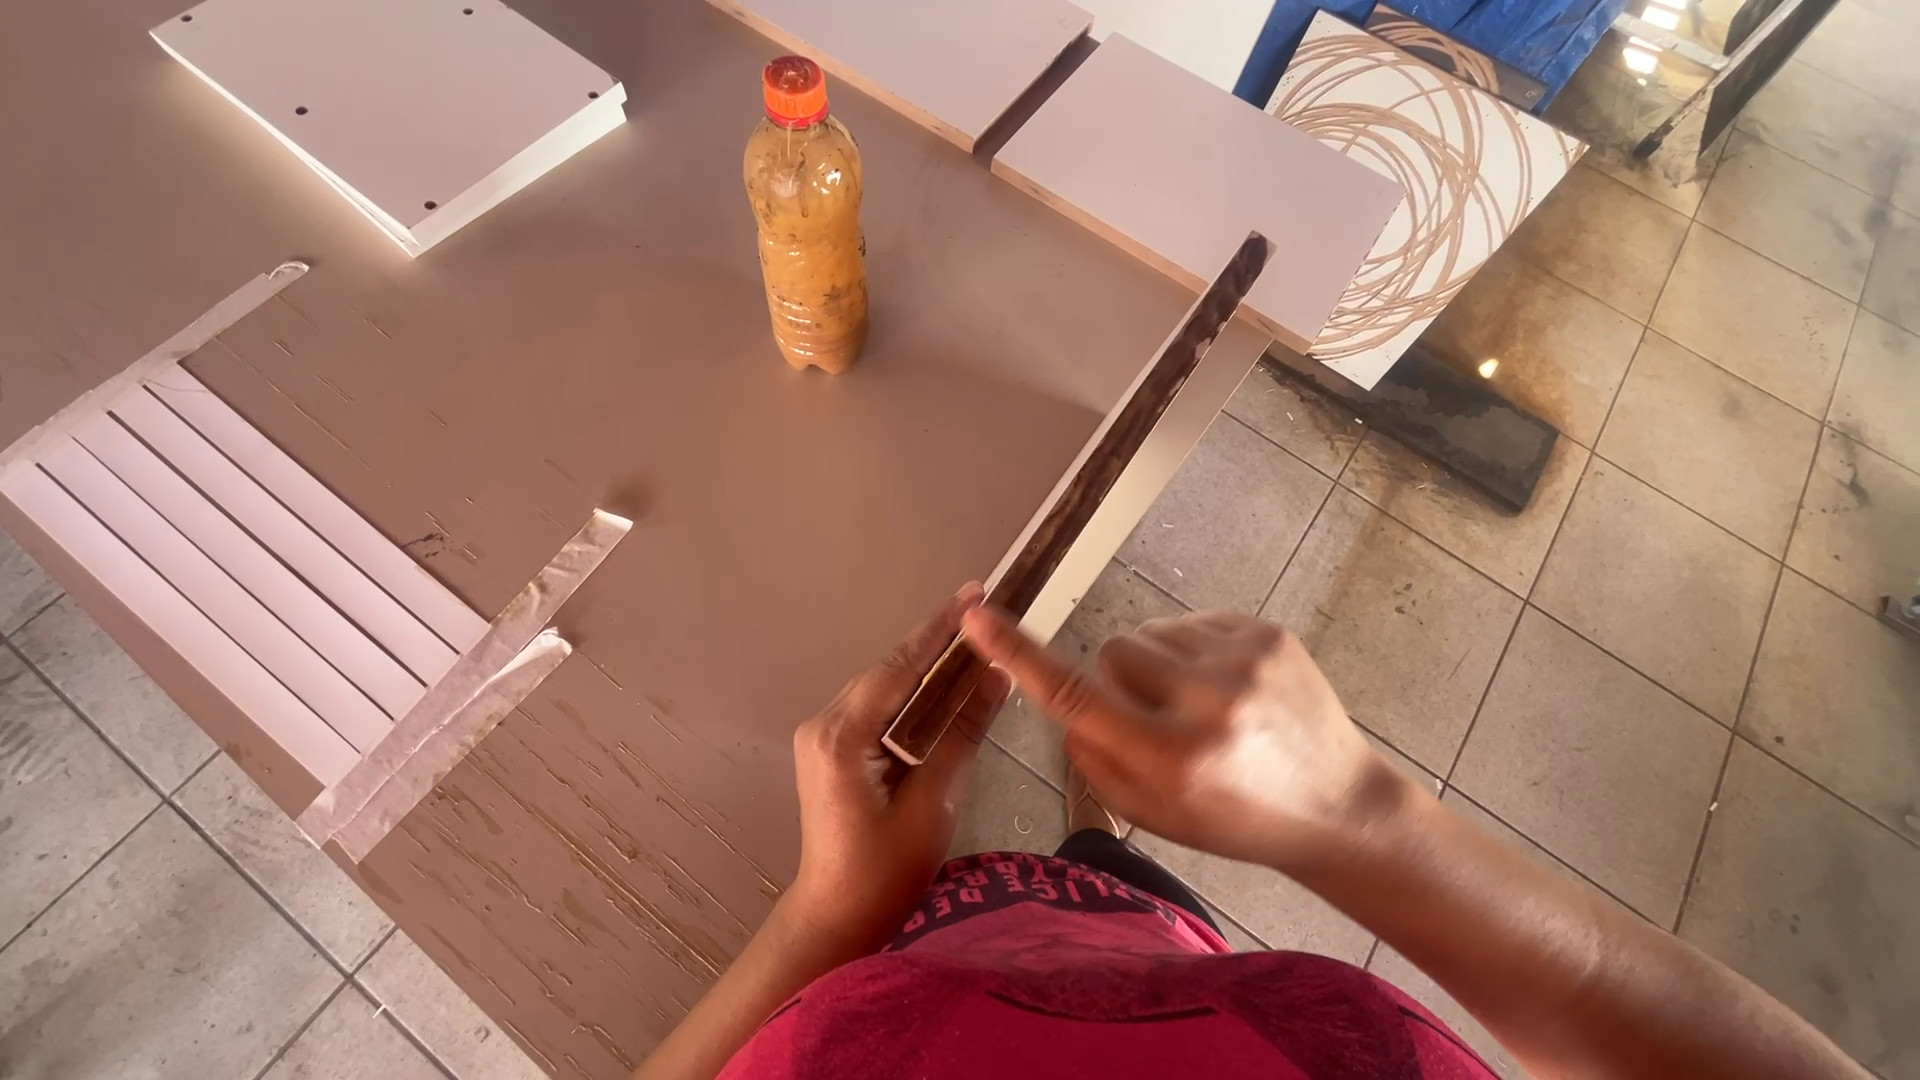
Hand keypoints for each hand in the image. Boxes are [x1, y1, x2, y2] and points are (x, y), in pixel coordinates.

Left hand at [784, 583, 1012, 955]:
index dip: (940, 629)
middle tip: (983, 618)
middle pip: (888, 670)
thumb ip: (961, 734)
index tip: (974, 594)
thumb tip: (994, 677)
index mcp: (842, 736)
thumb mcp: (933, 802)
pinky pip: (876, 706)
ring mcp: (822, 734)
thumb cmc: (887, 871)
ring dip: (925, 667)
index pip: (898, 667)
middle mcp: (824, 723)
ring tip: (970, 646)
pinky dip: (910, 694)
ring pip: (882, 685)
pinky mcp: (830, 746)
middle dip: (936, 644)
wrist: (839, 915)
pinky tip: (941, 687)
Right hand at [962, 606, 1403, 870]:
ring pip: (1148, 634)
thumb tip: (1065, 706)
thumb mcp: (1154, 814)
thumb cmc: (1236, 821)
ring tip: (1197, 704)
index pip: (1076, 697)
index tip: (980, 619)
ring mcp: (1244, 659)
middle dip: (1116, 681)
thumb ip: (1093, 760)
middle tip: (1155, 718)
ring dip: (1155, 665)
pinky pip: (1188, 623)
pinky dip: (1190, 652)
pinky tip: (1224, 687)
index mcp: (1175, 758)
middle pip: (1112, 652)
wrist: (1340, 806)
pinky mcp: (1266, 632)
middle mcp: (1209, 701)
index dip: (1020, 655)